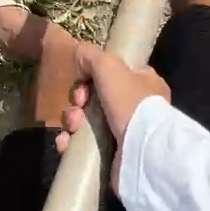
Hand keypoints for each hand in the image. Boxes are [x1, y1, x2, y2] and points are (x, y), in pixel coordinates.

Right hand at [55, 42, 168, 191]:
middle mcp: (135, 107)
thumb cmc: (130, 102)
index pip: (113, 72)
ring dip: (72, 121)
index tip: (83, 79)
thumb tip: (79, 57)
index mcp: (143, 82)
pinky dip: (71, 143)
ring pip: (86, 120)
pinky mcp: (111, 156)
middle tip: (79, 104)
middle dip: (79, 100)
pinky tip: (66, 143)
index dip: (93, 74)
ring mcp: (124, 133)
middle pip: (95, 96)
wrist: (141, 153)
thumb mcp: (109, 66)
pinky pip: (84, 144)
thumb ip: (91, 55)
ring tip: (73, 127)